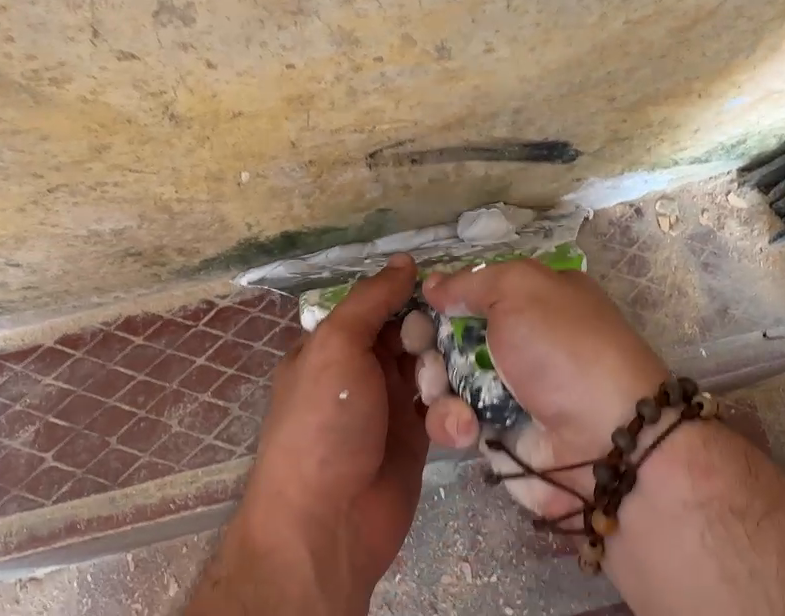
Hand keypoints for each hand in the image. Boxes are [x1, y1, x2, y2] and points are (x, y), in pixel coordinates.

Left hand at [201, 254, 427, 614]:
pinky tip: (458, 413)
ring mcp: (389, 406)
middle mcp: (361, 371)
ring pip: (431, 369)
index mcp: (332, 345)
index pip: (377, 305)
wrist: (326, 523)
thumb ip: (371, 301)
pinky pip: (443, 409)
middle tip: (461, 330)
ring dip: (446, 371)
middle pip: (409, 334)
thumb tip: (404, 261)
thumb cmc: (323, 423)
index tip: (447, 284)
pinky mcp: (417, 439)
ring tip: (455, 378)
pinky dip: (453, 409)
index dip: (409, 293)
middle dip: (435, 331)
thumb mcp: (336, 347)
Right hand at [412, 259, 666, 519]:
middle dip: (427, 343)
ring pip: (445, 380)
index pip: (474, 292)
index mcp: (532, 299)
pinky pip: (455, 423)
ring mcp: (506, 390)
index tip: (414, 305)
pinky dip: (452, 422)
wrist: (606, 441)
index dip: (441, 298)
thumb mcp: (520, 290)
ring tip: (442, 389)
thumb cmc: (564, 348)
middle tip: (419, 348)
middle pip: (450, 336)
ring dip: (435, 383)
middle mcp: (518, 342)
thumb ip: (471, 283)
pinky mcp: (495, 436)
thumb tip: (432, 284)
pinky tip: (466, 426)